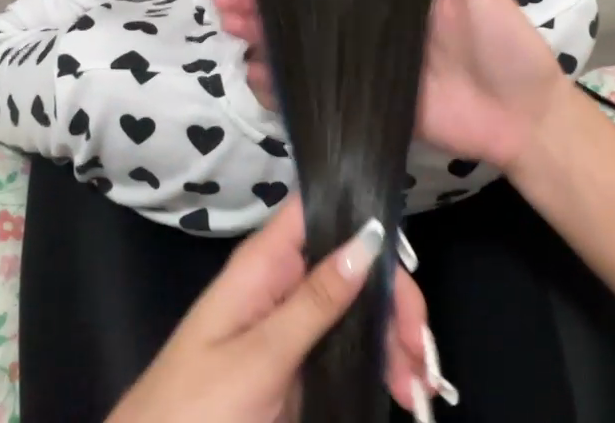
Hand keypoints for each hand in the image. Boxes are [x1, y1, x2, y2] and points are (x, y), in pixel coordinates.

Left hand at [109, 199, 434, 421]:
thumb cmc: (195, 406)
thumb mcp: (259, 357)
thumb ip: (315, 300)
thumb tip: (369, 235)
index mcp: (264, 263)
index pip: (318, 210)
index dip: (361, 210)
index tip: (403, 246)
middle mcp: (283, 282)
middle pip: (353, 261)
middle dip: (392, 297)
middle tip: (418, 348)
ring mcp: (294, 322)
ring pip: (360, 306)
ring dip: (393, 337)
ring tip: (415, 383)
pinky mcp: (302, 359)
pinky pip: (352, 344)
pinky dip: (380, 363)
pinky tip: (401, 389)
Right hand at [214, 0, 564, 170]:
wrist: (526, 119)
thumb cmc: (508, 48)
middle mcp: (373, 32)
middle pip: (309, 17)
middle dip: (265, 8)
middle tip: (225, 0)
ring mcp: (367, 71)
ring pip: (306, 54)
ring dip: (266, 43)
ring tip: (232, 32)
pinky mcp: (370, 107)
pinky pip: (322, 98)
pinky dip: (288, 91)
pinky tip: (259, 78)